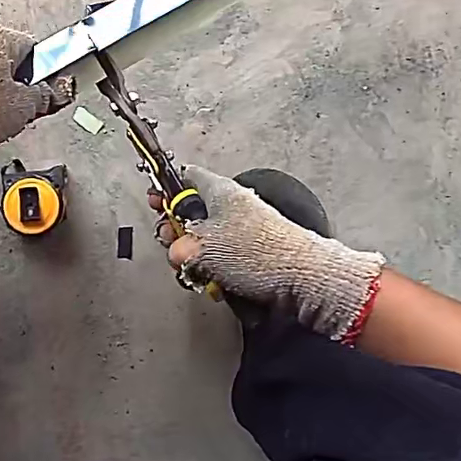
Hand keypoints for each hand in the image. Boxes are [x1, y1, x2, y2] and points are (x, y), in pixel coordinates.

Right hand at [150, 166, 385, 342]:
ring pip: (207, 240)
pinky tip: (215, 283)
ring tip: (196, 272)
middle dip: (178, 232)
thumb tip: (177, 251)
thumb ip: (179, 245)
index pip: (186, 177)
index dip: (166, 189)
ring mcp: (246, 230)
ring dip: (195, 257)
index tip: (155, 202)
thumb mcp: (201, 246)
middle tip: (173, 246)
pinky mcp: (255, 254)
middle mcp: (234, 206)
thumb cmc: (257, 254)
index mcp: (220, 191)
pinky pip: (224, 258)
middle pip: (193, 213)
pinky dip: (215, 270)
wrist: (305, 280)